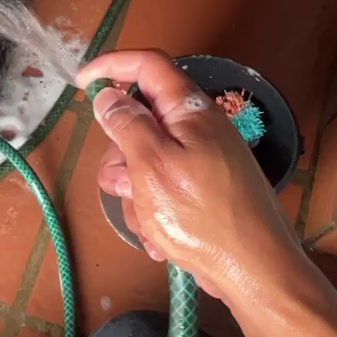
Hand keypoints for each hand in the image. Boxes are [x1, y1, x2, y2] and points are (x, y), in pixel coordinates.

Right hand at [76, 50, 316, 310]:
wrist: (254, 271)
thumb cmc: (202, 217)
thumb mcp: (152, 165)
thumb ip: (128, 125)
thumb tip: (109, 96)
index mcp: (190, 111)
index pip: (148, 66)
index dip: (112, 66)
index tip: (82, 84)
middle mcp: (197, 129)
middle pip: (139, 121)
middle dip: (119, 155)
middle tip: (123, 184)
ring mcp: (200, 161)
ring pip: (143, 161)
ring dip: (134, 192)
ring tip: (150, 220)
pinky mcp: (201, 190)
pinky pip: (159, 189)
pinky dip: (152, 211)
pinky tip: (161, 236)